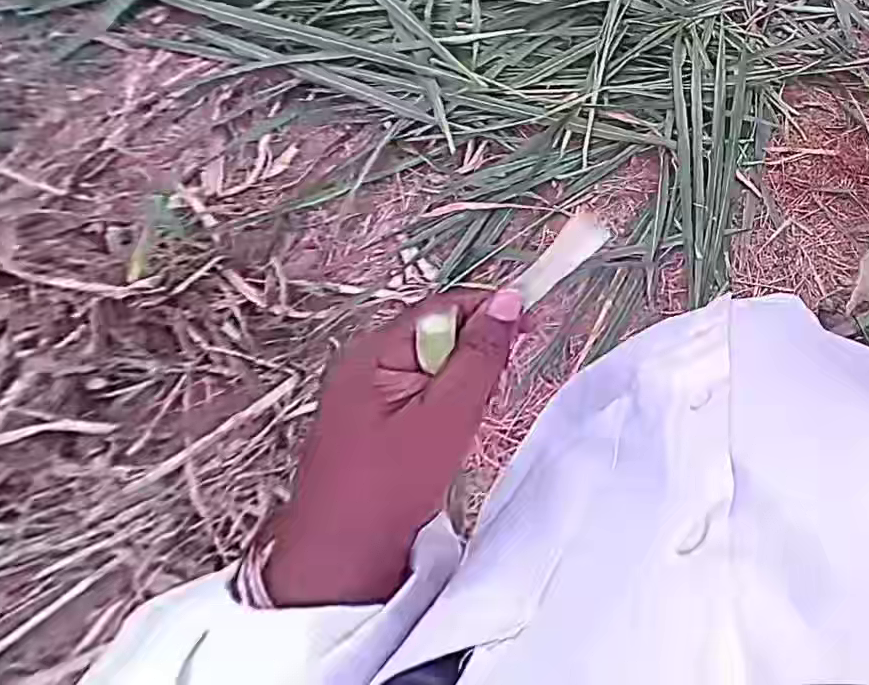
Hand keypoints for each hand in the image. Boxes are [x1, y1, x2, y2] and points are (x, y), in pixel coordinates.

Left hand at [262, 287, 524, 606]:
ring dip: (466, 377)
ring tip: (473, 411)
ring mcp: (368, 393)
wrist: (339, 569)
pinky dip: (450, 399)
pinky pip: (425, 389)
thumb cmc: (390, 489)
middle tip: (499, 379)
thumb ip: (481, 353)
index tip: (529, 326)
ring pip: (437, 362)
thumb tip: (508, 300)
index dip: (490, 310)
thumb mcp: (447, 413)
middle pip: (440, 332)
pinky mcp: (376, 419)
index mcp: (375, 353)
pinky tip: (454, 427)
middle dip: (478, 349)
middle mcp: (367, 364)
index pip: (444, 307)